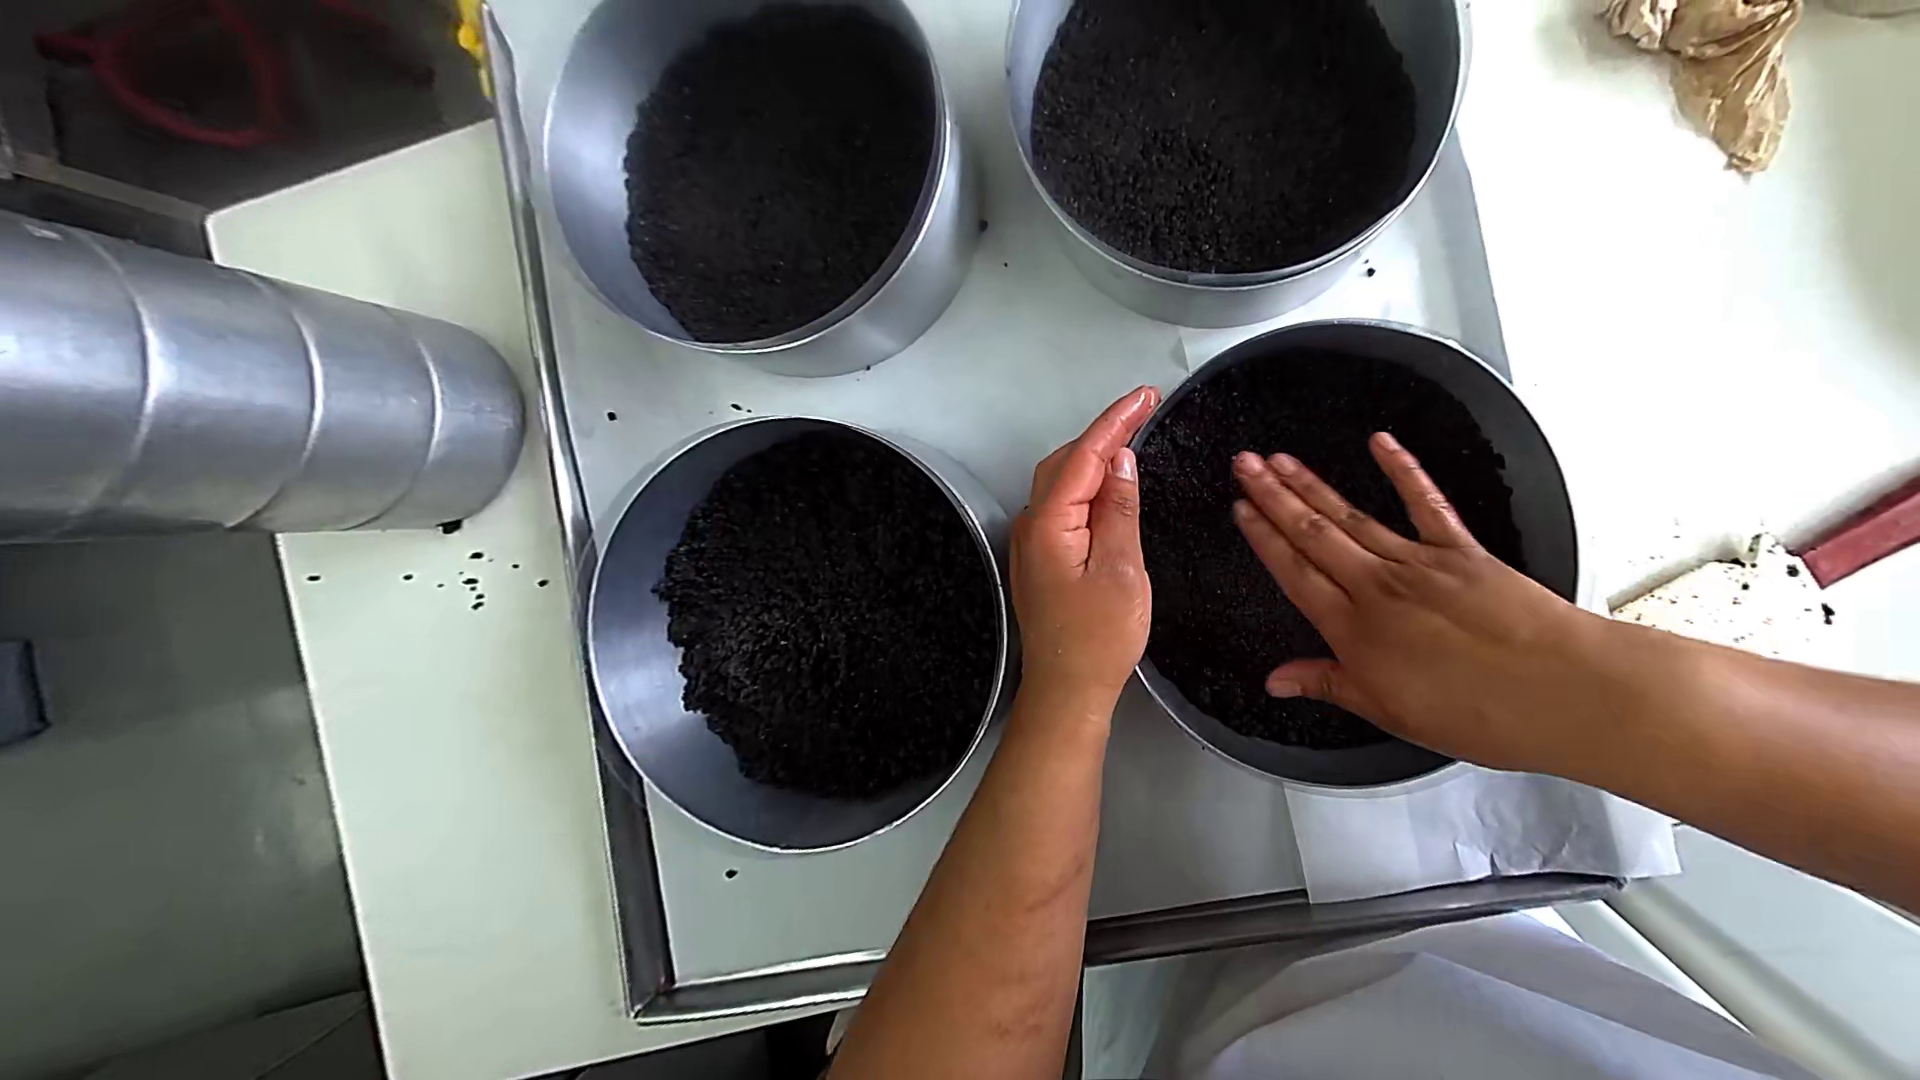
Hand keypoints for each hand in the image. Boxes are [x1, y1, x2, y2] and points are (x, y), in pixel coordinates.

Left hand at [1010, 387, 1160, 713]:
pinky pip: (1062, 506)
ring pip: (1061, 483)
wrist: (1067, 689)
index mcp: (1049, 525)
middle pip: (1066, 463)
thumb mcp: (1122, 571)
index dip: (1115, 421)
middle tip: (1144, 411)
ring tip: (1132, 438)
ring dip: (1094, 458)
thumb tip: (1122, 461)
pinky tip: (1108, 485)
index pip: (1084, 456)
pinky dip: (1086, 487)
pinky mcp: (1040, 556)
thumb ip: (1120, 510)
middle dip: (1104, 433)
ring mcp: (1032, 541)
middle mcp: (1031, 526)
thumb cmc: (1098, 640)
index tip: (1144, 396)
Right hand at [1230, 433, 1618, 771]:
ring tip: (1280, 460)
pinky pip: (1426, 503)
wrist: (1575, 697)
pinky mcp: (1463, 552)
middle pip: (1311, 532)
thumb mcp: (1388, 711)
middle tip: (1245, 466)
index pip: (1293, 571)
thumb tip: (1275, 681)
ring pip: (1350, 515)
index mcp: (1354, 628)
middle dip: (1272, 495)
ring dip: (1310, 484)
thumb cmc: (1484, 712)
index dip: (1262, 537)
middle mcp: (1377, 588)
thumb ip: (1326, 683)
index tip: (1241, 510)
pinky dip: (1403, 470)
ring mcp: (1419, 564)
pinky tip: (1380, 445)